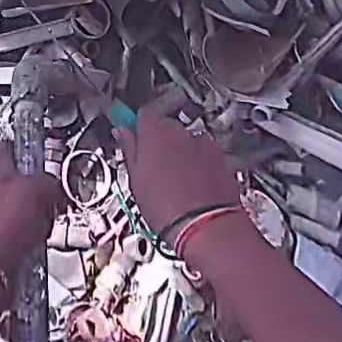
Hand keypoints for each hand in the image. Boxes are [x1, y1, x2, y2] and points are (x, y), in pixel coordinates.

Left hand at [0, 142, 60, 277]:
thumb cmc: (6, 223)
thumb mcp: (38, 189)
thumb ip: (51, 181)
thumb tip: (57, 187)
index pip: (12, 145)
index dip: (28, 143)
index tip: (43, 144)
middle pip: (25, 178)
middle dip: (44, 184)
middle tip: (56, 190)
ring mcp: (0, 215)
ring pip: (30, 205)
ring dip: (44, 211)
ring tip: (51, 217)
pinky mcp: (7, 239)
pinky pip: (30, 230)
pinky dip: (40, 233)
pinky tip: (43, 237)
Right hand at [114, 100, 241, 240]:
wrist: (206, 227)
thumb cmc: (167, 208)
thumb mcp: (136, 180)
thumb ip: (129, 149)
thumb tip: (122, 133)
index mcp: (153, 132)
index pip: (143, 114)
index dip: (139, 126)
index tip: (135, 137)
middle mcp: (178, 131)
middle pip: (165, 125)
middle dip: (160, 141)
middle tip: (154, 167)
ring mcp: (201, 142)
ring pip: (185, 140)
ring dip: (180, 152)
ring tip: (176, 180)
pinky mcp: (219, 156)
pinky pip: (204, 152)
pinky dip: (200, 162)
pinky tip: (194, 183)